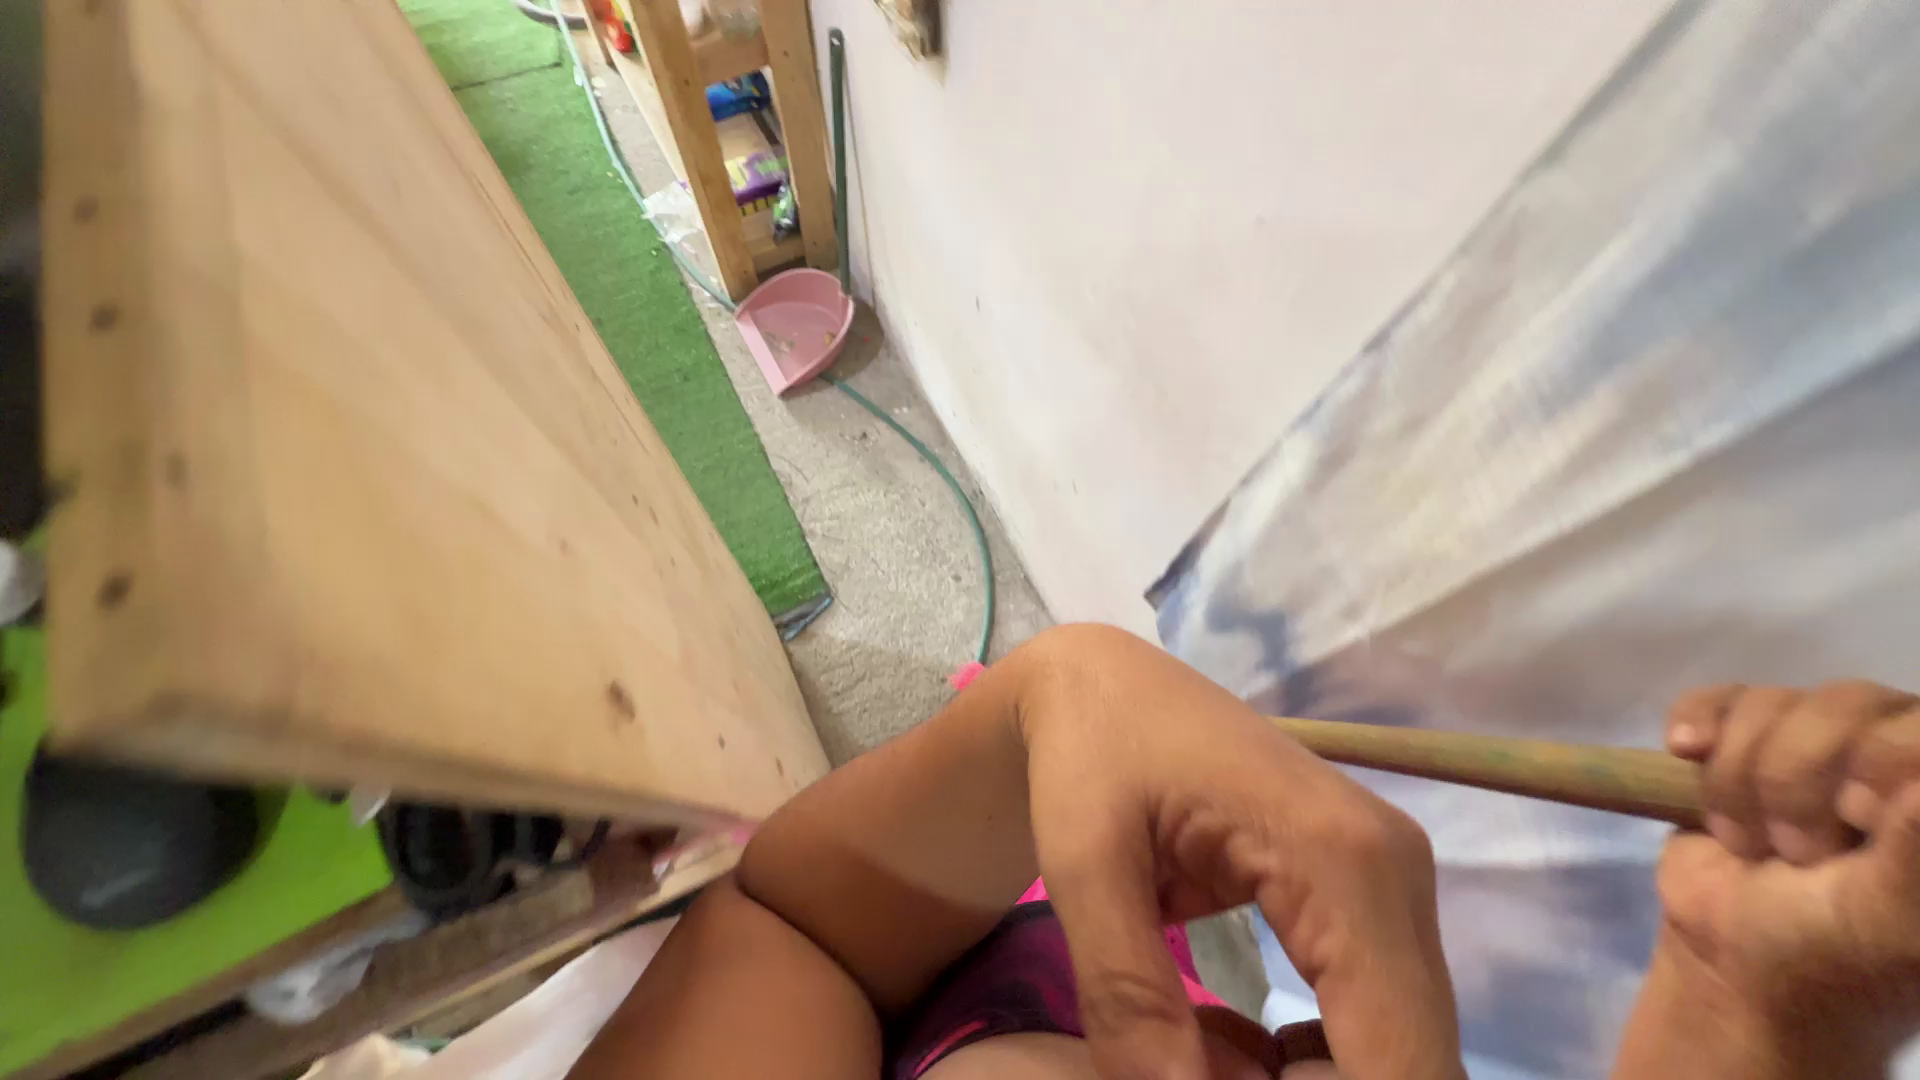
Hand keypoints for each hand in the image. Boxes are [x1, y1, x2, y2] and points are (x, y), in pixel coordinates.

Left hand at [1019, 625, 1462, 1079]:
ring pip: (1395, 1050)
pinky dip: (1311, 1060)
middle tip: (1184, 1071)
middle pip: (1409, 1066)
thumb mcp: (1083, 864)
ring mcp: (1389, 877)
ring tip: (1191, 1057)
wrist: (1099, 683)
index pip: (1400, 1066)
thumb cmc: (1086, 748)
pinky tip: (1225, 1040)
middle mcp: (1397, 871)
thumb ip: (1129, 994)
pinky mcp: (1363, 888)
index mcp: (1344, 859)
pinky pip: (1372, 1015)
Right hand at [1655, 681, 1919, 1058]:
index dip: (1872, 763)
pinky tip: (1684, 753)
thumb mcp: (1889, 915)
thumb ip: (1915, 851)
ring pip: (1769, 703)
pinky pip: (1712, 698)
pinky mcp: (1732, 744)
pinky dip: (1694, 722)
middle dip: (1793, 779)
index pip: (1913, 730)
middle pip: (1841, 704)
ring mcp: (1810, 747)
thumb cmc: (1830, 951)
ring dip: (1736, 776)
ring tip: (1746, 837)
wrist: (1729, 955)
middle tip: (1796, 848)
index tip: (1854, 826)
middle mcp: (1891, 757)